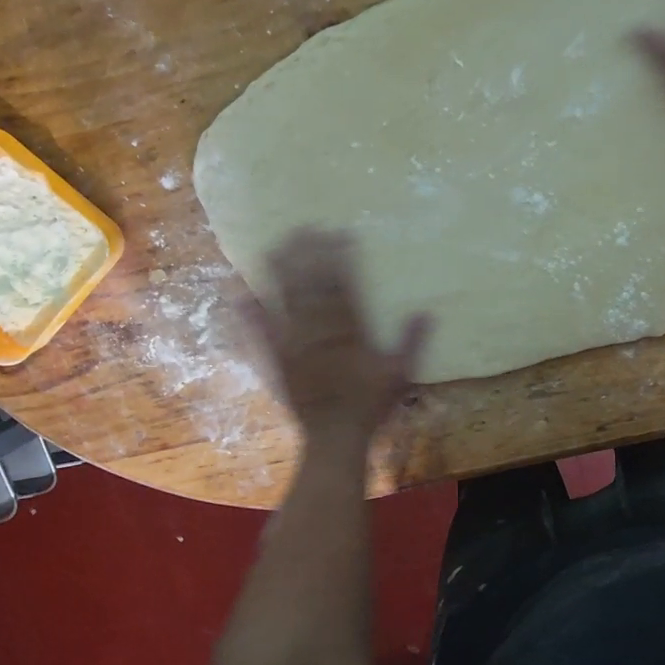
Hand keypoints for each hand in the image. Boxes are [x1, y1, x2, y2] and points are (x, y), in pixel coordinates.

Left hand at [248, 229, 430, 444]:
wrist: (334, 438)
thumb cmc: (370, 406)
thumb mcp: (400, 374)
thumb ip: (411, 341)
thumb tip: (427, 312)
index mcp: (349, 332)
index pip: (343, 287)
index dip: (339, 259)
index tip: (338, 234)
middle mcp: (318, 332)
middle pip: (311, 287)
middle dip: (308, 255)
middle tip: (304, 227)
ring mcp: (293, 344)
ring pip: (285, 301)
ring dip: (280, 271)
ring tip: (277, 244)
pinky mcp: (276, 358)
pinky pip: (260, 331)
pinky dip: (249, 310)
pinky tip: (238, 289)